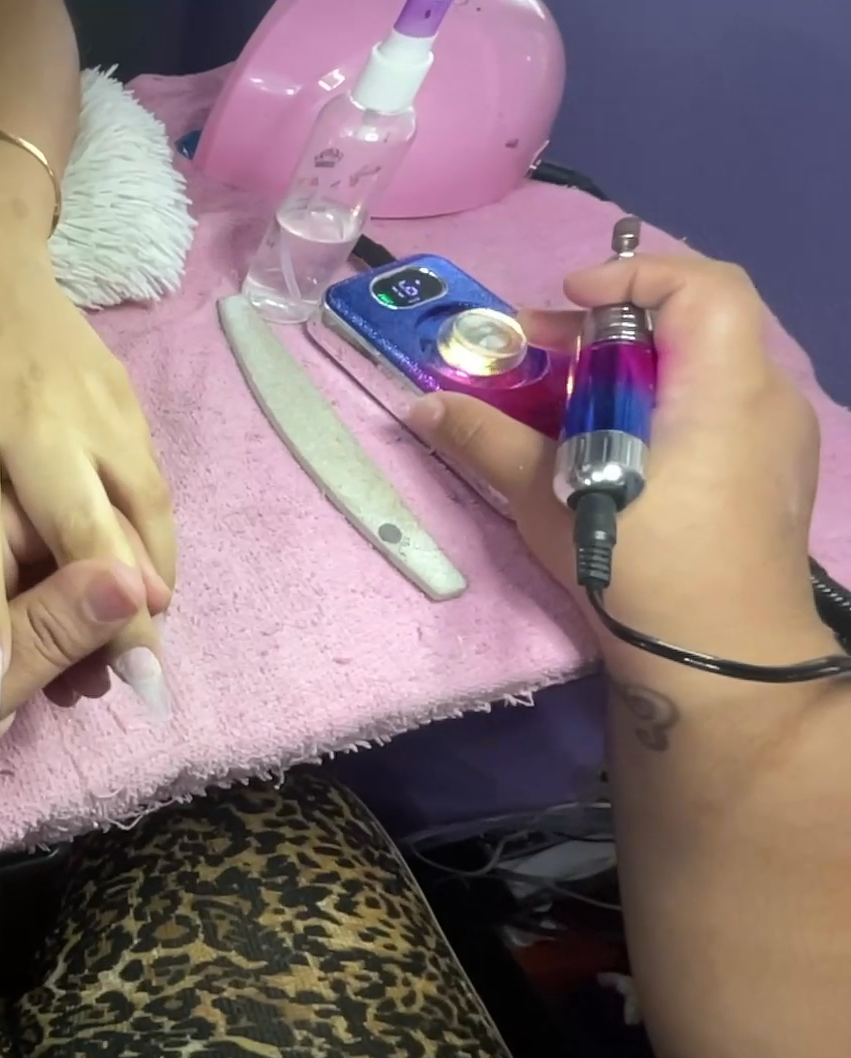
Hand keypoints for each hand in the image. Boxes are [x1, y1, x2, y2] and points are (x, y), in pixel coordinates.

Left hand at [0, 170, 176, 726]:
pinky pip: (152, 479)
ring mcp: (89, 407)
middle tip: (133, 683)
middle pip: (77, 524)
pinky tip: (156, 579)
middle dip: (108, 608)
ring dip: (151, 578)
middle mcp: (31, 420)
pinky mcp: (126, 397)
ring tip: (152, 643)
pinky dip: (160, 535)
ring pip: (137, 505)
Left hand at [0, 505, 171, 854]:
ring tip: (97, 686)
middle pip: (51, 549)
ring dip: (78, 631)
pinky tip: (69, 684)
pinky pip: (16, 614)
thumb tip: (134, 580)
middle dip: (101, 605)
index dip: (113, 563)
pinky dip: (47, 646)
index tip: (154, 622)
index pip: (52, 519)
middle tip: (128, 669)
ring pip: (38, 585)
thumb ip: (48, 631)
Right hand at [405, 254, 833, 689]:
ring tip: (554, 397)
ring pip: (697, 364)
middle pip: (694, 322)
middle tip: (533, 350)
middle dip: (605, 323)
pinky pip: (704, 401)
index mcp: (721, 392)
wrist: (717, 648)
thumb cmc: (636, 561)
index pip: (704, 289)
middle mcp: (760, 399)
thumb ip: (486, 439)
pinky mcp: (759, 465)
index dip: (632, 275)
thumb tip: (424, 404)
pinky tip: (598, 439)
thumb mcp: (545, 496)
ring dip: (621, 363)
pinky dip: (646, 396)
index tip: (561, 298)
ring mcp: (768, 434)